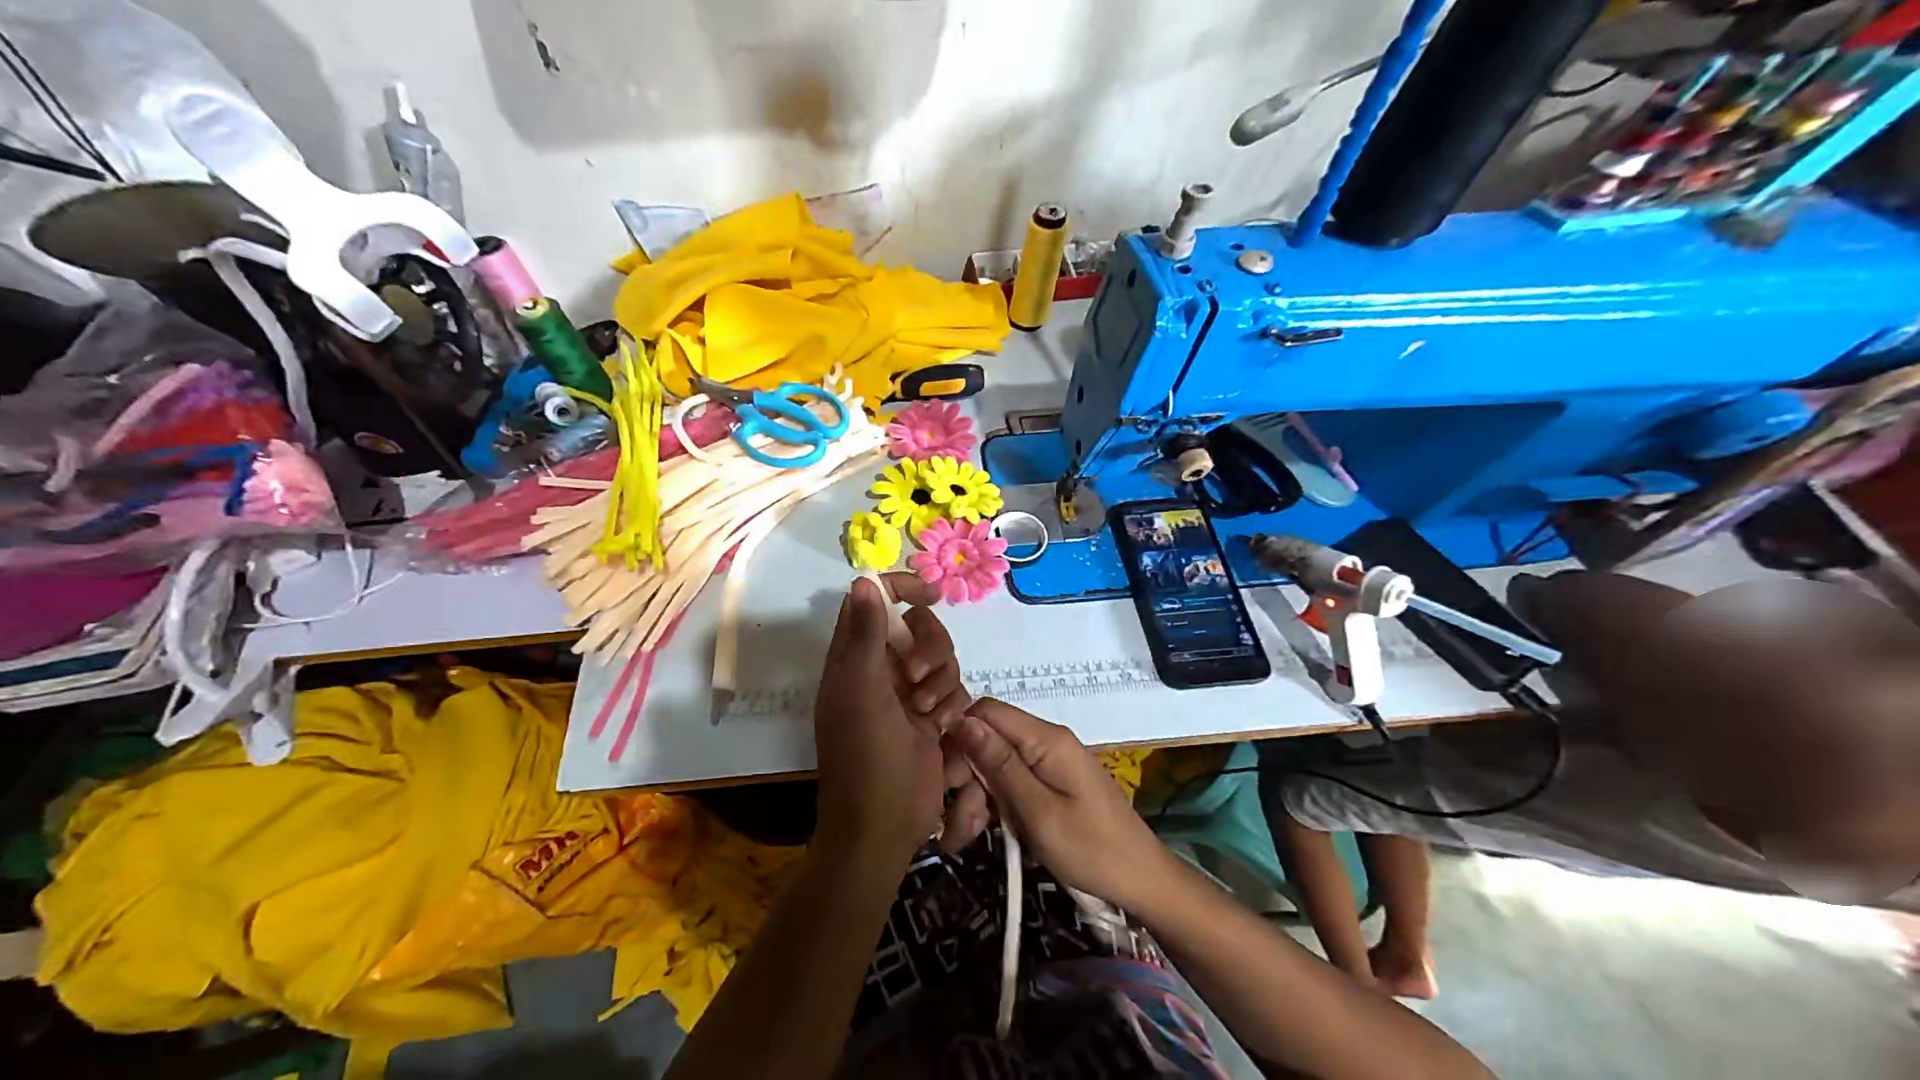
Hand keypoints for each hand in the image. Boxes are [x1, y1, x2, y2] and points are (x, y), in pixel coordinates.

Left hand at [812, 574, 971, 863]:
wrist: (884, 824)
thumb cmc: (865, 756)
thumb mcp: (861, 691)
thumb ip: (866, 634)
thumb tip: (864, 580)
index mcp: (854, 658)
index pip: (873, 601)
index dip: (900, 588)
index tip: (930, 594)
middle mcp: (880, 669)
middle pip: (918, 627)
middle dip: (929, 647)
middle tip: (917, 677)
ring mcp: (908, 693)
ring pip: (941, 657)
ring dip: (942, 680)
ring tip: (929, 714)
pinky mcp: (932, 716)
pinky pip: (954, 688)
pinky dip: (952, 704)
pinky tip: (942, 729)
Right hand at [947, 698, 1173, 911]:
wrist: (1141, 881)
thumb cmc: (1090, 849)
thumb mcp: (1037, 810)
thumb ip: (999, 764)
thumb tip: (962, 720)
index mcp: (1045, 739)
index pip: (986, 712)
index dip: (959, 738)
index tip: (944, 779)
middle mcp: (1045, 742)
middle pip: (988, 742)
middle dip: (965, 780)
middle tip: (953, 825)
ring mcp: (1048, 763)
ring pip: (995, 767)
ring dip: (975, 800)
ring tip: (961, 840)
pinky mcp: (1050, 784)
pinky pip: (1012, 784)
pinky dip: (993, 807)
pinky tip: (979, 834)